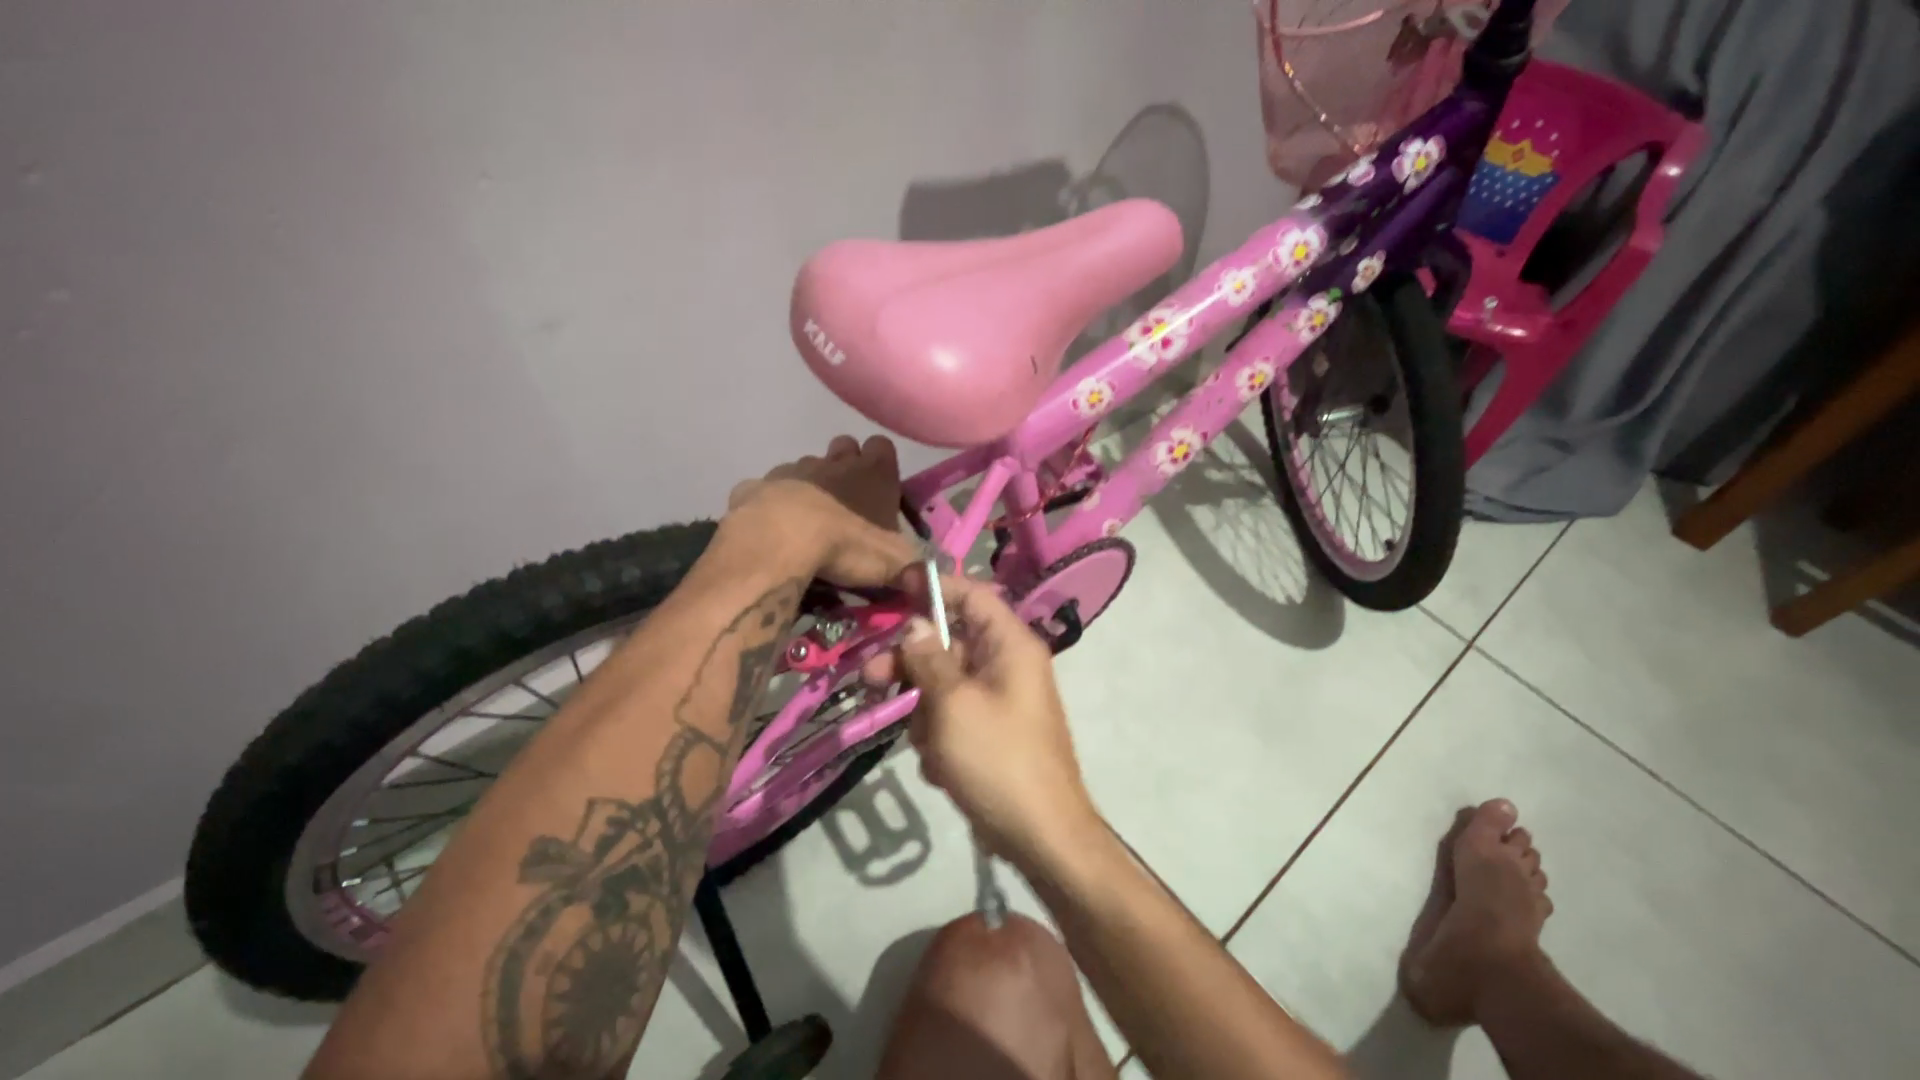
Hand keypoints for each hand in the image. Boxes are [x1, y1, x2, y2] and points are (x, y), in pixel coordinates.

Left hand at [725, 435, 918, 587]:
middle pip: (843, 448)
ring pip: (805, 468)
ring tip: (809, 523)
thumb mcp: (895, 564)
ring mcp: (792, 470)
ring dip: (809, 488)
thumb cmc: (847, 545)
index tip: (881, 491)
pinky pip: (767, 489)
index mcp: (872, 472)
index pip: (883, 447)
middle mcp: (833, 462)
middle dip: (845, 468)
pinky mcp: (756, 486)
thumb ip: (918, 572)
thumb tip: (936, 587)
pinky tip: (772, 530)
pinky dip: (771, 505)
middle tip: (847, 505)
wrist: (780, 541)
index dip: (882, 465)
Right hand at [894, 580, 1102, 867]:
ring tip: (931, 747)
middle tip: (870, 679)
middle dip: (911, 666)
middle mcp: (1008, 667)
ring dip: (925, 715)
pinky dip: (939, 742)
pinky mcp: (989, 738)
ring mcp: (999, 705)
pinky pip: (951, 723)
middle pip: (948, 645)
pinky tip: (943, 769)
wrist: (1040, 836)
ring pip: (942, 688)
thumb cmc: (998, 759)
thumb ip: (929, 659)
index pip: (972, 595)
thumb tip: (915, 625)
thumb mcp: (954, 704)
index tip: (893, 589)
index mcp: (1011, 646)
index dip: (934, 588)